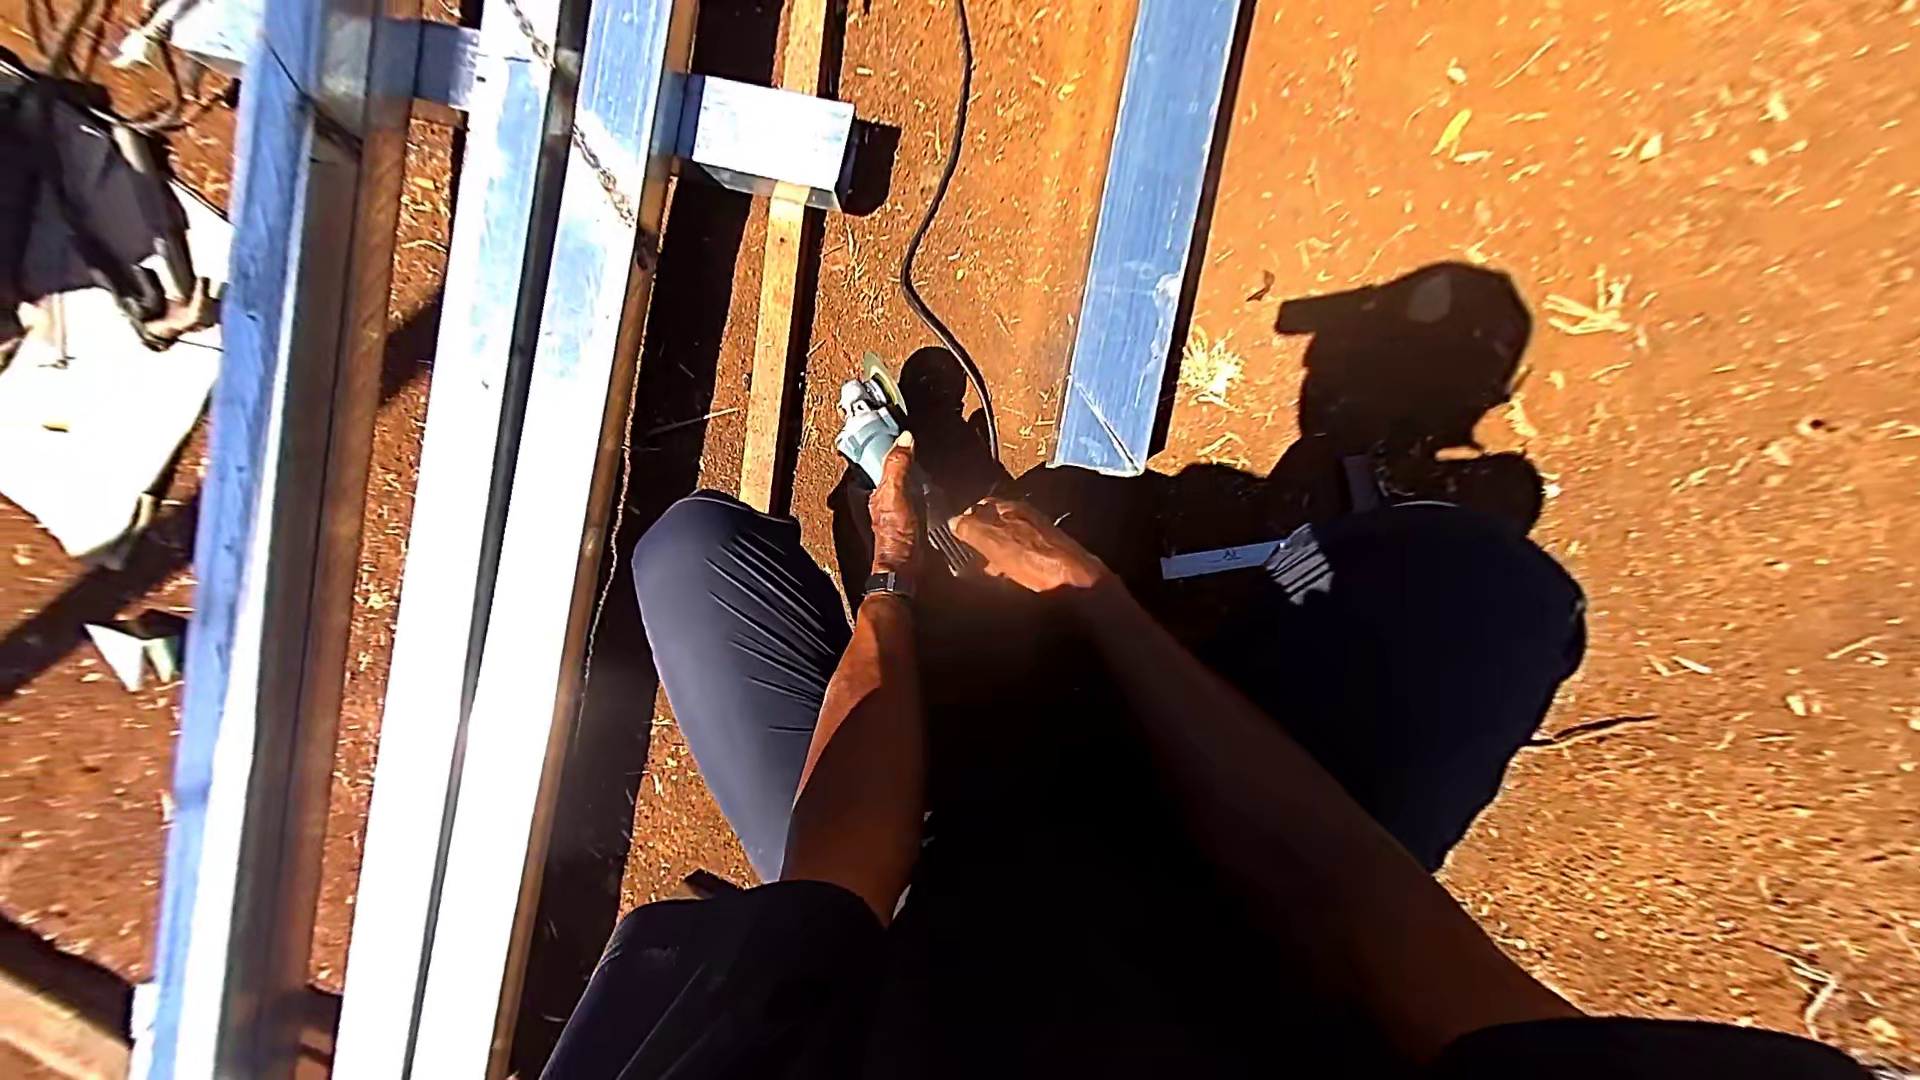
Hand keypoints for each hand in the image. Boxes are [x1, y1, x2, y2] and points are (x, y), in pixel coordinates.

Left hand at [869, 431, 919, 576]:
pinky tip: (932, 489)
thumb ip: (898, 466)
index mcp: (874, 490)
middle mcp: (883, 499)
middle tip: (915, 445)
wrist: (906, 567)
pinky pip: (917, 497)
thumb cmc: (896, 536)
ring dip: (914, 475)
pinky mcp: (911, 520)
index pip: (878, 459)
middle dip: (902, 458)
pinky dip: (924, 491)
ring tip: (925, 462)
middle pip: (892, 470)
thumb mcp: (896, 494)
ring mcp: (897, 510)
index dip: (888, 446)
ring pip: (904, 484)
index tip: (900, 433)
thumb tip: (904, 438)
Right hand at [948, 497, 1112, 595]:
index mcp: (1014, 509)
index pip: (982, 505)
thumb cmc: (1036, 559)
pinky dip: (1010, 567)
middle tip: (967, 556)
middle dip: (980, 539)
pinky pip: (1022, 559)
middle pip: (996, 525)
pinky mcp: (1049, 558)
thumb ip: (972, 529)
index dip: (967, 518)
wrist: (1076, 584)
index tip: (955, 533)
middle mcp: (1028, 519)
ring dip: (995, 556)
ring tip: (986, 572)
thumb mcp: (995, 542)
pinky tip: (1008, 579)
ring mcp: (1040, 538)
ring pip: (1009, 543)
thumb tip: (954, 521)